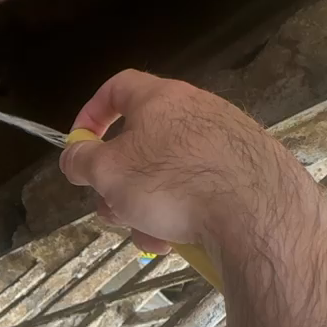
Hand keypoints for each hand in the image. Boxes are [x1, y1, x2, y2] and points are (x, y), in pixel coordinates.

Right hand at [59, 70, 324, 263]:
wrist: (253, 210)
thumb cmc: (170, 181)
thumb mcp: (107, 172)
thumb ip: (80, 160)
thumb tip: (73, 154)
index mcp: (159, 100)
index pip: (117, 88)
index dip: (90, 114)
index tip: (78, 146)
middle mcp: (193, 111)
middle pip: (136, 144)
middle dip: (115, 182)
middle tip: (111, 206)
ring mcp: (220, 141)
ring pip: (160, 176)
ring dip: (142, 208)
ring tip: (148, 233)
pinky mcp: (239, 171)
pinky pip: (191, 191)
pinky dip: (174, 215)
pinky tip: (174, 238)